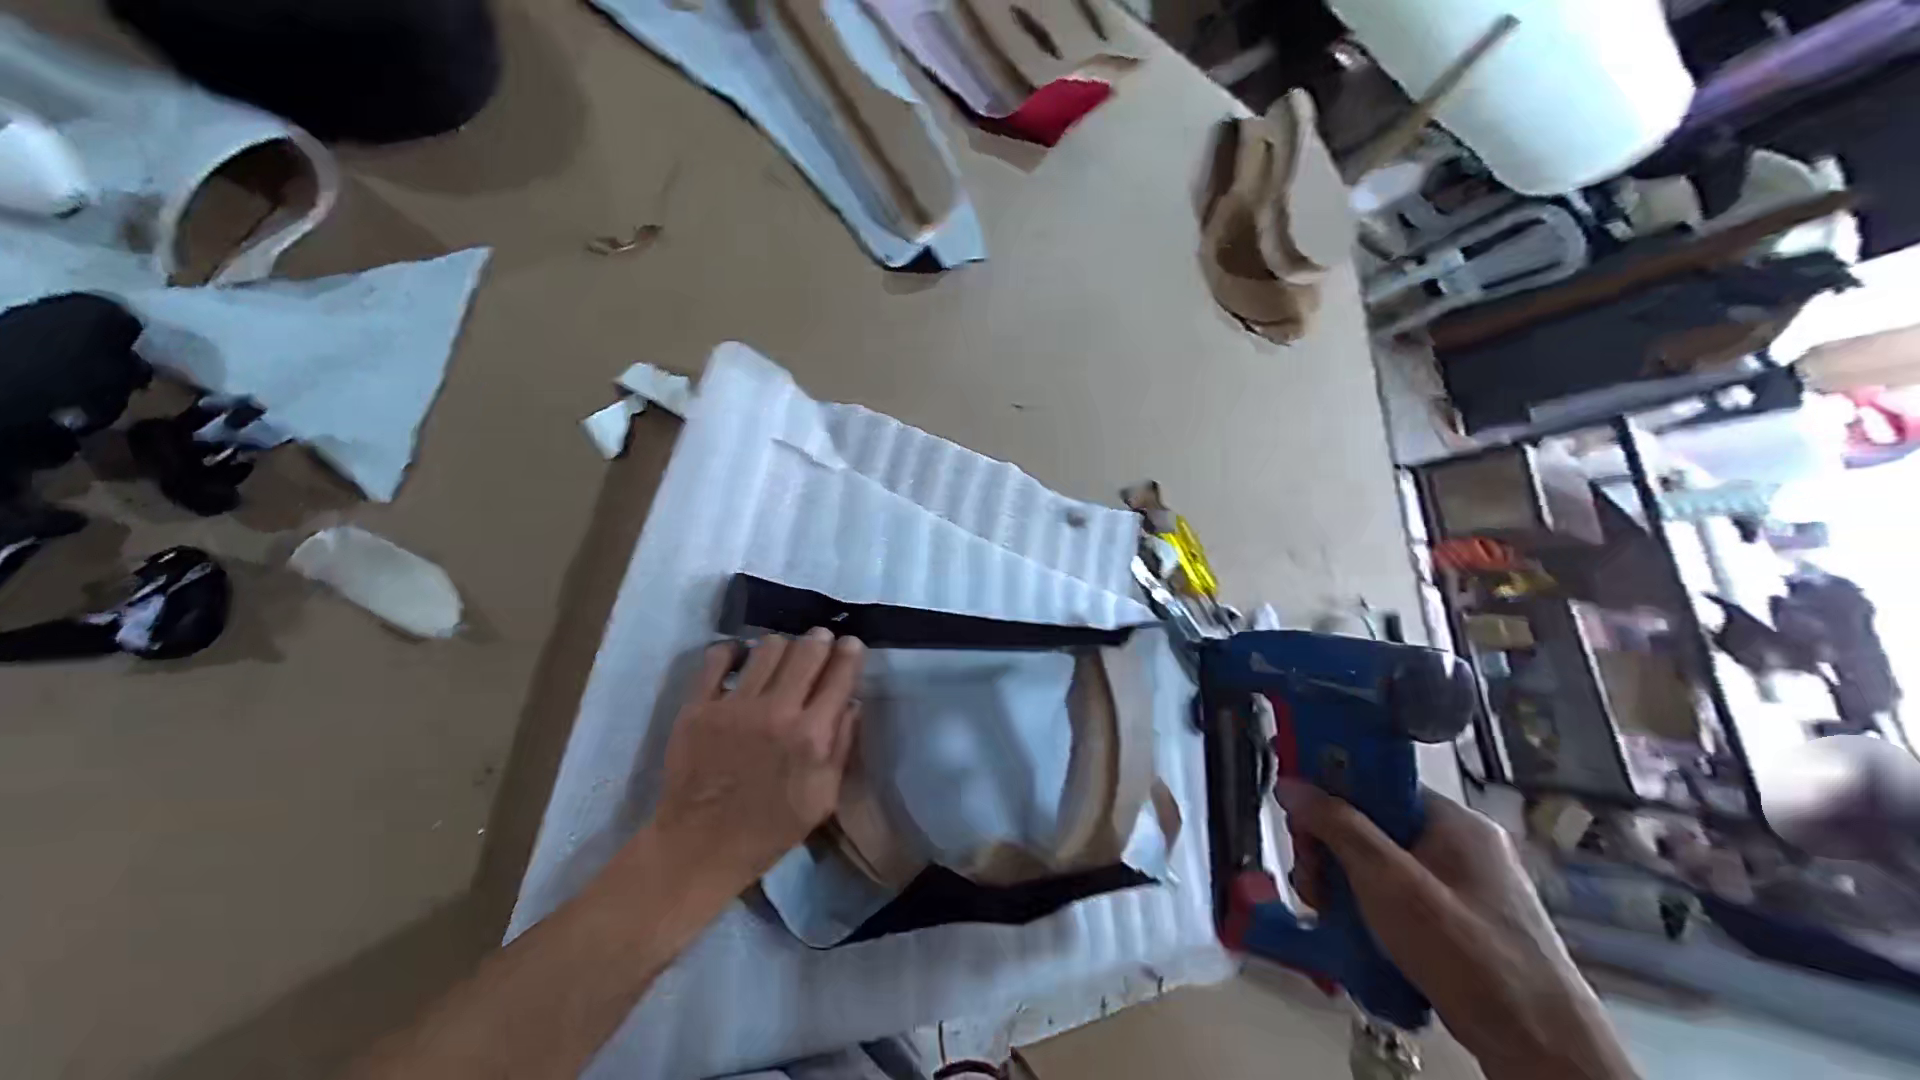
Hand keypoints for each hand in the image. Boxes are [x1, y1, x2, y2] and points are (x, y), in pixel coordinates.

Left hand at [649, 628, 866, 891]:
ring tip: (783, 655)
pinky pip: (718, 657)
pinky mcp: (698, 706)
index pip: (839, 675)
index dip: (850, 652)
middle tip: (820, 640)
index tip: (851, 644)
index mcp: (812, 735)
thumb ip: (842, 746)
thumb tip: (851, 703)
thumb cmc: (771, 827)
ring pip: (768, 647)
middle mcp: (777, 711)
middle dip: (820, 640)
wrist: (701, 845)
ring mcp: (734, 705)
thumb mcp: (824, 797)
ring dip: (783, 645)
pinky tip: (741, 657)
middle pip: (807, 651)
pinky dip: (734, 650)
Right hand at [1276, 780, 1639, 1079]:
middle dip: (1331, 851)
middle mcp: (1461, 846)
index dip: (1332, 797)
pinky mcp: (1459, 923)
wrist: (1543, 1052)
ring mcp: (1463, 887)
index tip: (1301, 824)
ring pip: (1379, 865)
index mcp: (1454, 822)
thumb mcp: (1388, 882)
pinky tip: (1355, 934)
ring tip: (1329, 914)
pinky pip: (1397, 897)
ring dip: (1343, 884)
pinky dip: (1368, 910)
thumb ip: (1336, 826)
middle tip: (1314, 882)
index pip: (1377, 785)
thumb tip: (1290, 783)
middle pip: (1371, 826)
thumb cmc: (1466, 954)